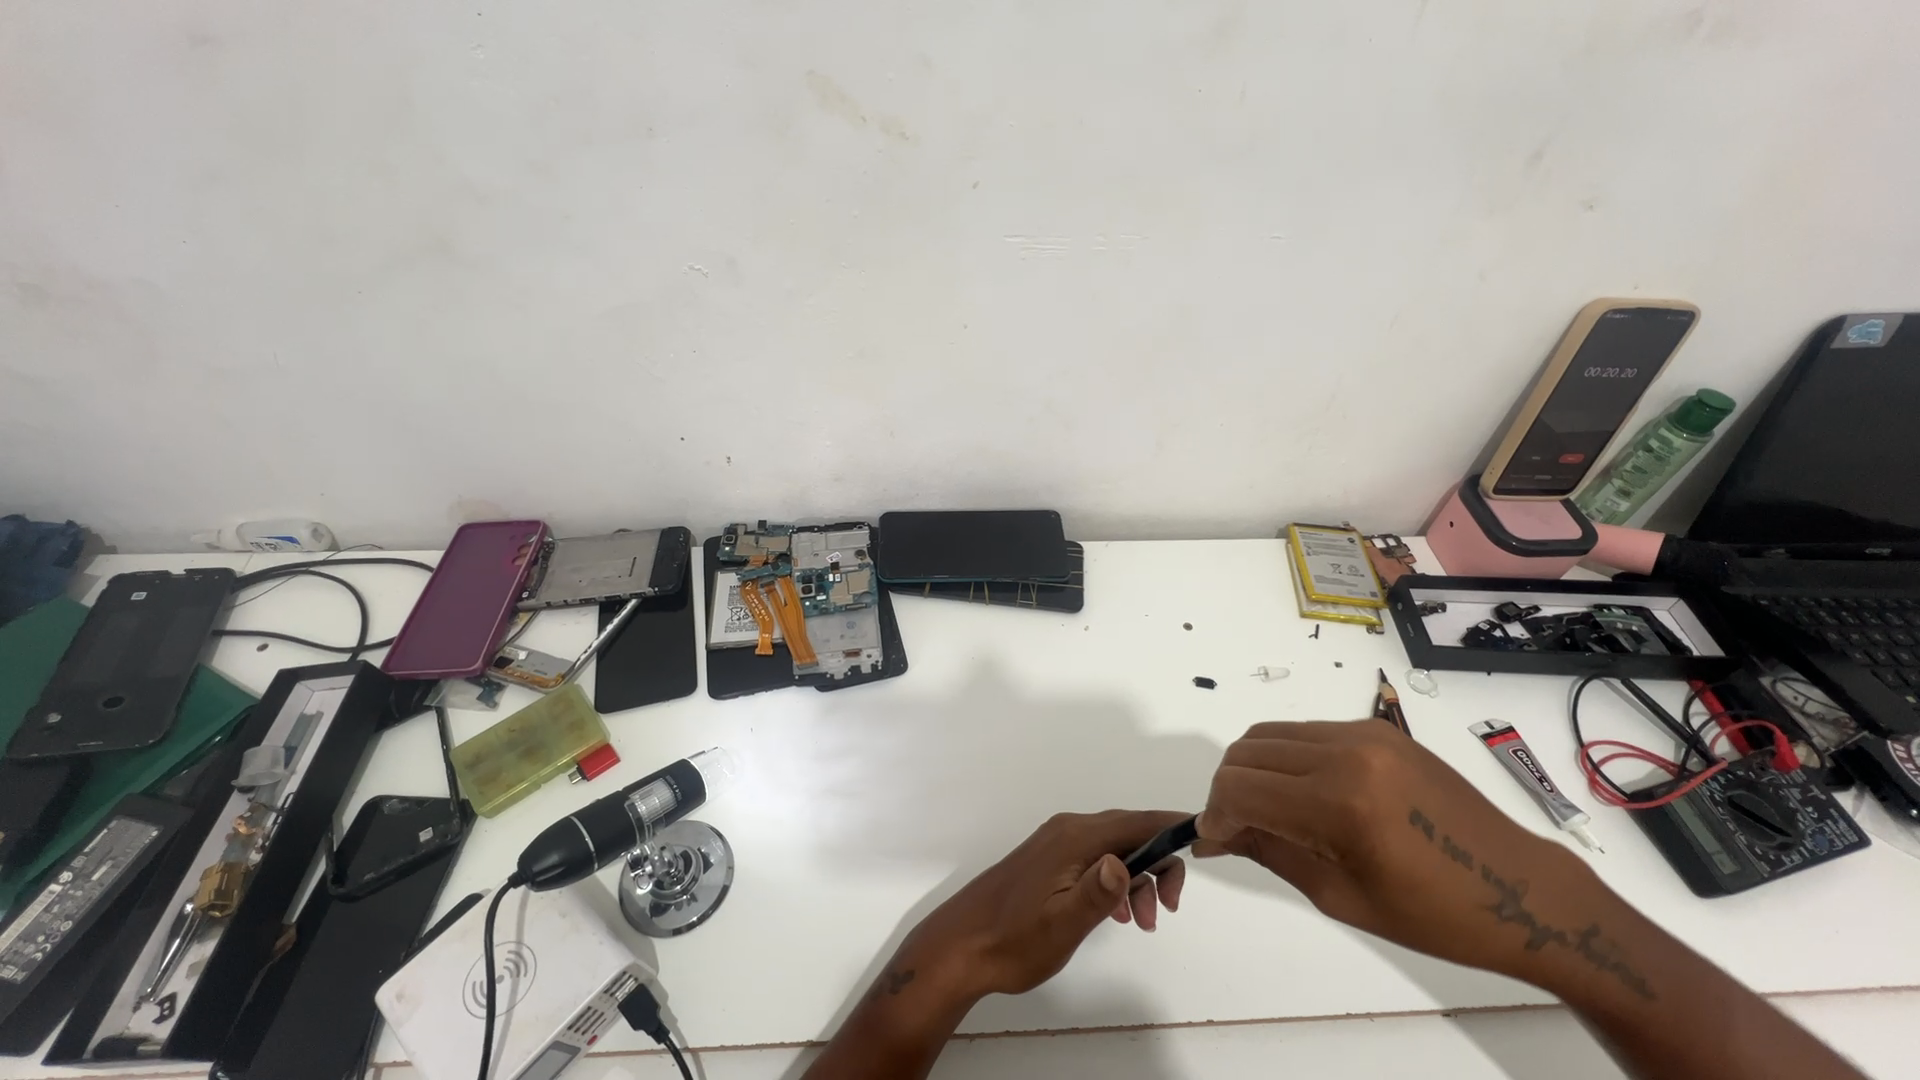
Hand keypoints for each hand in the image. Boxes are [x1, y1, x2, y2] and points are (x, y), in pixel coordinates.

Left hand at [896, 810, 1188, 1002]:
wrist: (961, 947)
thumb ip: (1097, 893)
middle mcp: (1067, 829)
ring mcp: (1056, 842)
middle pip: (1130, 831)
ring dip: (1137, 878)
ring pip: (1115, 846)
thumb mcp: (1062, 925)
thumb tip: (1127, 862)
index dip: (1173, 827)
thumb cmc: (1014, 940)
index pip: (1137, 822)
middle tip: (1167, 911)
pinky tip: (1117, 913)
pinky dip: (1115, 880)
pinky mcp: (1049, 858)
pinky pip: (1096, 857)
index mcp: (1075, 839)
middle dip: (1158, 866)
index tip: (1205, 839)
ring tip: (1143, 922)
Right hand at [1196, 721, 1608, 985]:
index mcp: (1339, 802)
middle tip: (1238, 830)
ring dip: (1254, 770)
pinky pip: (1306, 733)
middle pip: (1246, 752)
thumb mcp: (1339, 894)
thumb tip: (1214, 835)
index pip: (1238, 787)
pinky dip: (1287, 758)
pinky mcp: (1379, 729)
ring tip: (1269, 812)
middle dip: (1228, 791)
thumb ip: (1267, 850)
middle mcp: (1347, 752)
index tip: (1216, 843)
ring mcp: (1364, 734)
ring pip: (1270, 735)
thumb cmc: (1433, 913)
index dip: (1214, 816)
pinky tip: (1305, 795)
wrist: (1521, 890)